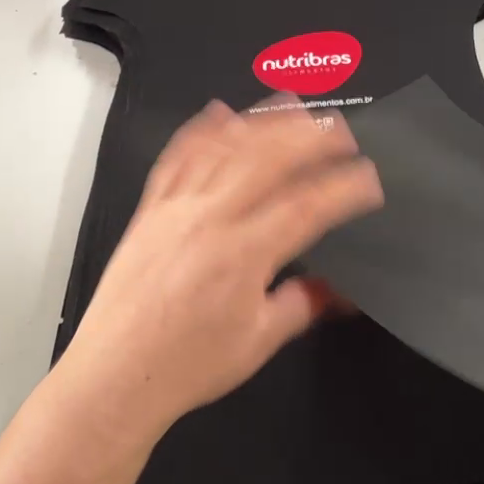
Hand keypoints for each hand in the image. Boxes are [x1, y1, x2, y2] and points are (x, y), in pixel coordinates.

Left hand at [0, 100, 381, 483]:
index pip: (307, 206)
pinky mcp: (150, 210)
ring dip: (263, 121)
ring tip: (293, 104)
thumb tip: (340, 292)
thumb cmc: (190, 365)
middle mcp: (212, 218)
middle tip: (341, 127)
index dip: (344, 187)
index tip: (369, 177)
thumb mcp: (258, 342)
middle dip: (311, 136)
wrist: (114, 378)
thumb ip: (302, 305)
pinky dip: (200, 131)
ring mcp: (177, 208)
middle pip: (268, 159)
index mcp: (245, 253)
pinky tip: (219, 112)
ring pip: (225, 148)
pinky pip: (177, 159)